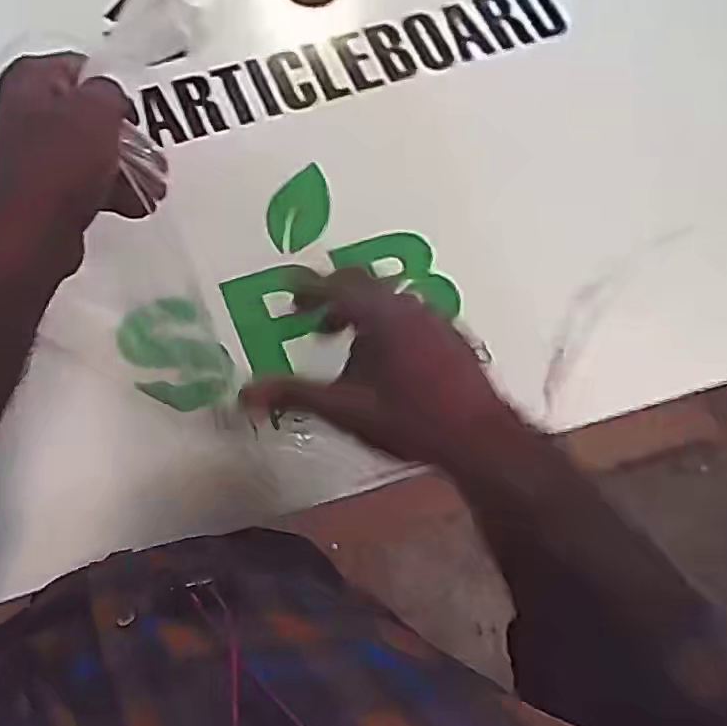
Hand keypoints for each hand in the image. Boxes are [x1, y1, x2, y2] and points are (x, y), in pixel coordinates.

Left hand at [0, 53, 161, 277]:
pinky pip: (80, 188)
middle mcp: (21, 119)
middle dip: (122, 137)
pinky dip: (108, 194)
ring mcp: (28, 163)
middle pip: (83, 118)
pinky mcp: (38, 200)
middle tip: (149, 151)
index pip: (76, 69)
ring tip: (153, 185)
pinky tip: (135, 205)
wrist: (29, 237)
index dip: (109, 86)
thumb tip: (109, 98)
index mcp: (27, 84)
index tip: (130, 106)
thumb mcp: (96, 111)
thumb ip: (109, 92)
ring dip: (123, 169)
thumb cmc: (54, 167)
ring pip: (85, 156)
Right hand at [240, 268, 542, 477]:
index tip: (285, 288)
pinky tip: (378, 356)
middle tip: (305, 312)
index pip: (336, 287)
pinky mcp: (452, 339)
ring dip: (357, 310)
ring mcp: (436, 323)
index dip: (306, 287)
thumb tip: (245, 393)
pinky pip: (409, 315)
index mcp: (381, 318)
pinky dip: (383, 322)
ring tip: (337, 336)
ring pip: (389, 299)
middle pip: (364, 283)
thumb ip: (292, 395)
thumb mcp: (342, 408)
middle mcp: (410, 310)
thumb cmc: (408, 420)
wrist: (481, 442)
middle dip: (330, 294)